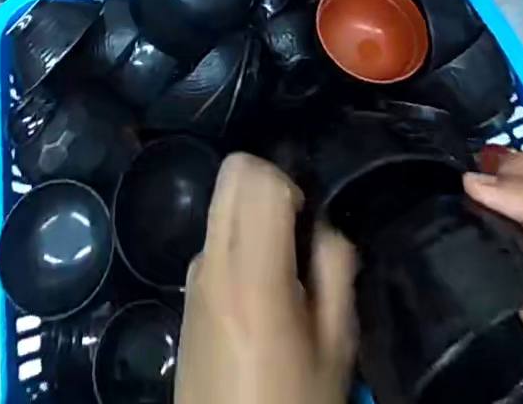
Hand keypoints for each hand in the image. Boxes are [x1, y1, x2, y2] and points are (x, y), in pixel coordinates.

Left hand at [176, 153, 357, 403]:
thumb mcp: (335, 350)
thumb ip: (336, 273)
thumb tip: (326, 228)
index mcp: (253, 271)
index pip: (258, 178)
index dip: (288, 183)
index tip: (307, 220)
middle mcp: (214, 258)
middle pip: (232, 174)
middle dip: (267, 182)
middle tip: (296, 229)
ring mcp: (194, 271)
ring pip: (220, 201)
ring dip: (251, 210)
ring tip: (281, 265)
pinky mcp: (186, 288)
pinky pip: (214, 236)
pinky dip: (237, 238)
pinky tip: (257, 289)